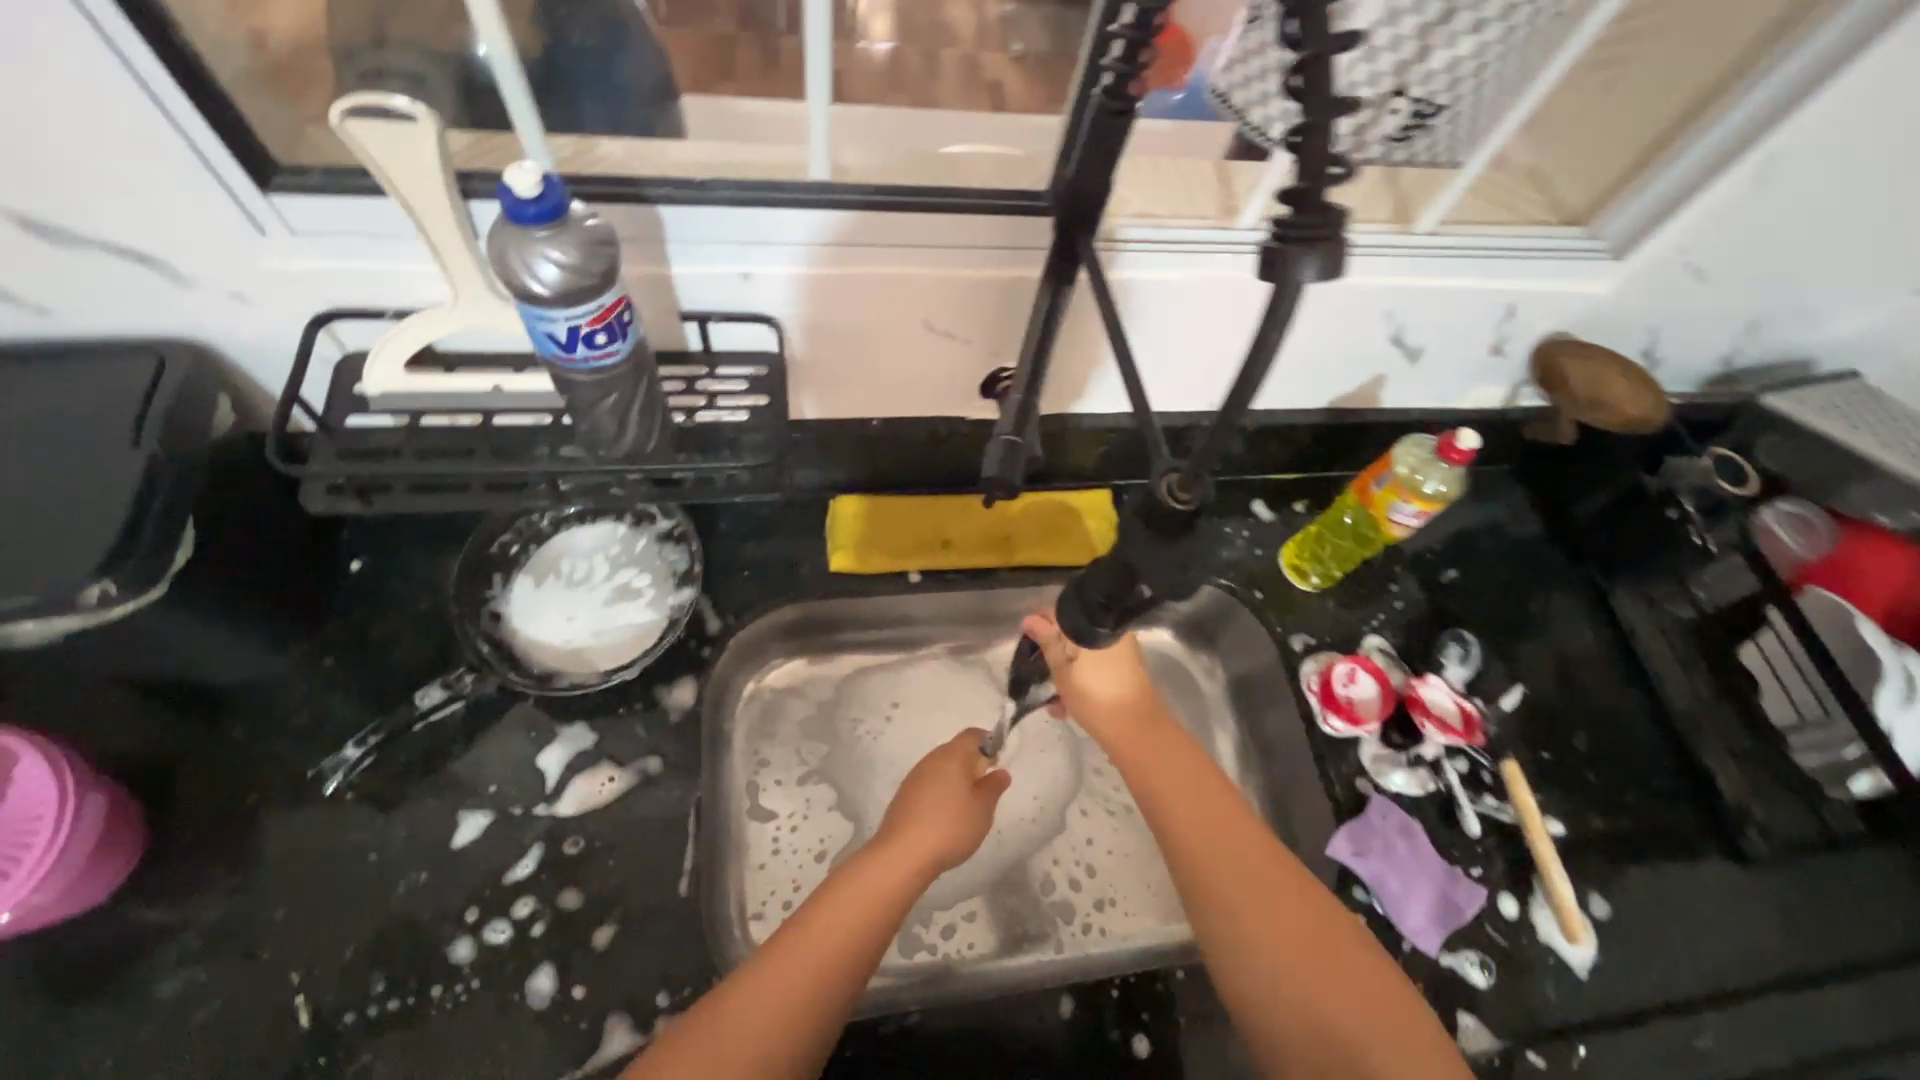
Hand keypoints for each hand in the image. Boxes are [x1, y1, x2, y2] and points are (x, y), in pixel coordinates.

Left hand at [872, 730, 1011, 878]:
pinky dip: (940, 794)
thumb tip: (1000, 772)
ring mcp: (913, 778)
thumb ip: (993, 787)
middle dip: (972, 765)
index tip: (996, 764)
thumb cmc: (951, 826)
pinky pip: (928, 785)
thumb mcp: (983, 809)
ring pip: (941, 769)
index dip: (988, 743)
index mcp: (952, 755)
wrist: (903, 854)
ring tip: (966, 809)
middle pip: (955, 751)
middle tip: (984, 791)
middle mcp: (930, 760)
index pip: (972, 735)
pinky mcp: (903, 796)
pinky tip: (944, 820)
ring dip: (956, 781)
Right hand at [1020, 612, 1168, 745]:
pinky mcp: (1127, 666)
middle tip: (1040, 675)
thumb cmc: (1093, 698)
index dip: (1039, 626)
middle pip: (1072, 634)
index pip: (1059, 612)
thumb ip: (1047, 642)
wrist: (1137, 729)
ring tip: (1054, 701)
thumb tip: (1030, 618)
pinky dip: (1083, 678)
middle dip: (1054, 654)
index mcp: (1092, 626)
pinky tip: (1069, 705)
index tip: (1027, 644)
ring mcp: (1120, 648)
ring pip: (1084, 652)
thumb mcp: (1062, 671)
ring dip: (1067, 671)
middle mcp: (1108, 631)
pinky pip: (1097, 664)